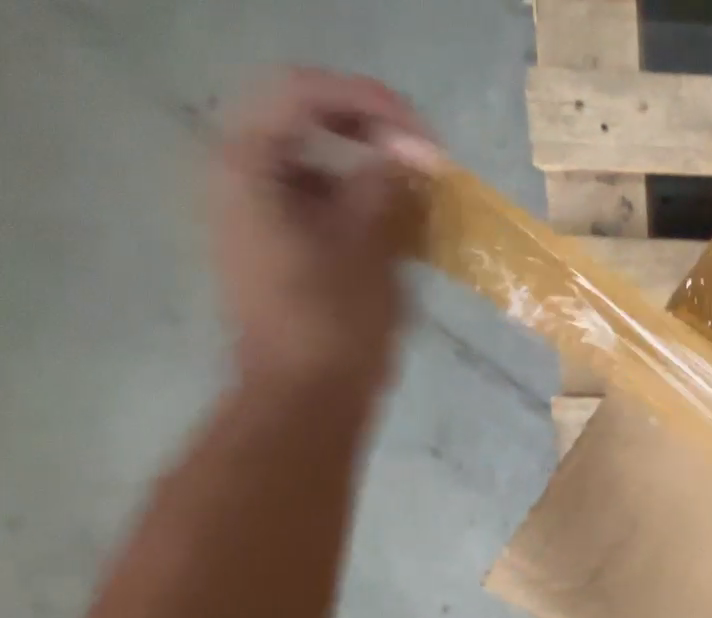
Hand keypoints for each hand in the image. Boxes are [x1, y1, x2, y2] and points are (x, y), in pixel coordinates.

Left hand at [215, 69, 437, 396]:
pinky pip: (328, 197)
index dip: (373, 105)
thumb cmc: (333, 325)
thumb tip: (413, 153)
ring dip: (378, 167)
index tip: (432, 145)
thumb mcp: (367, 249)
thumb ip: (384, 188)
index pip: (306, 95)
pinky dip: (370, 201)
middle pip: (310, 118)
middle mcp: (245, 176)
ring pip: (322, 158)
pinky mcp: (285, 241)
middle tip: (433, 163)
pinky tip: (410, 228)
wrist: (305, 395)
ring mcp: (262, 210)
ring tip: (429, 196)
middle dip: (378, 133)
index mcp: (250, 168)